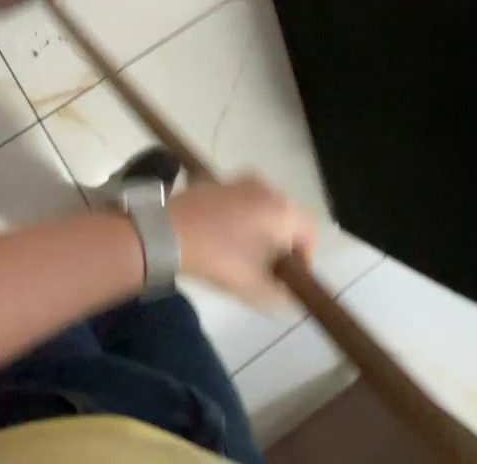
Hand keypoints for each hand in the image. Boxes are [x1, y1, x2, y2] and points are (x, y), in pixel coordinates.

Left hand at [166, 176, 318, 305]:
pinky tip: (220, 238)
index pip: (310, 231)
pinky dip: (237, 218)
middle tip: (269, 269)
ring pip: (260, 207)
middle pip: (286, 216)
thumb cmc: (218, 257)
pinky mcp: (213, 181)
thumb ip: (277, 295)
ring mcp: (236, 180)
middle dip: (282, 243)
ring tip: (243, 255)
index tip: (292, 278)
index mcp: (281, 209)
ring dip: (259, 230)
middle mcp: (264, 187)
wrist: (166, 230)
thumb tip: (284, 297)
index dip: (306, 257)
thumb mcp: (252, 287)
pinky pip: (237, 201)